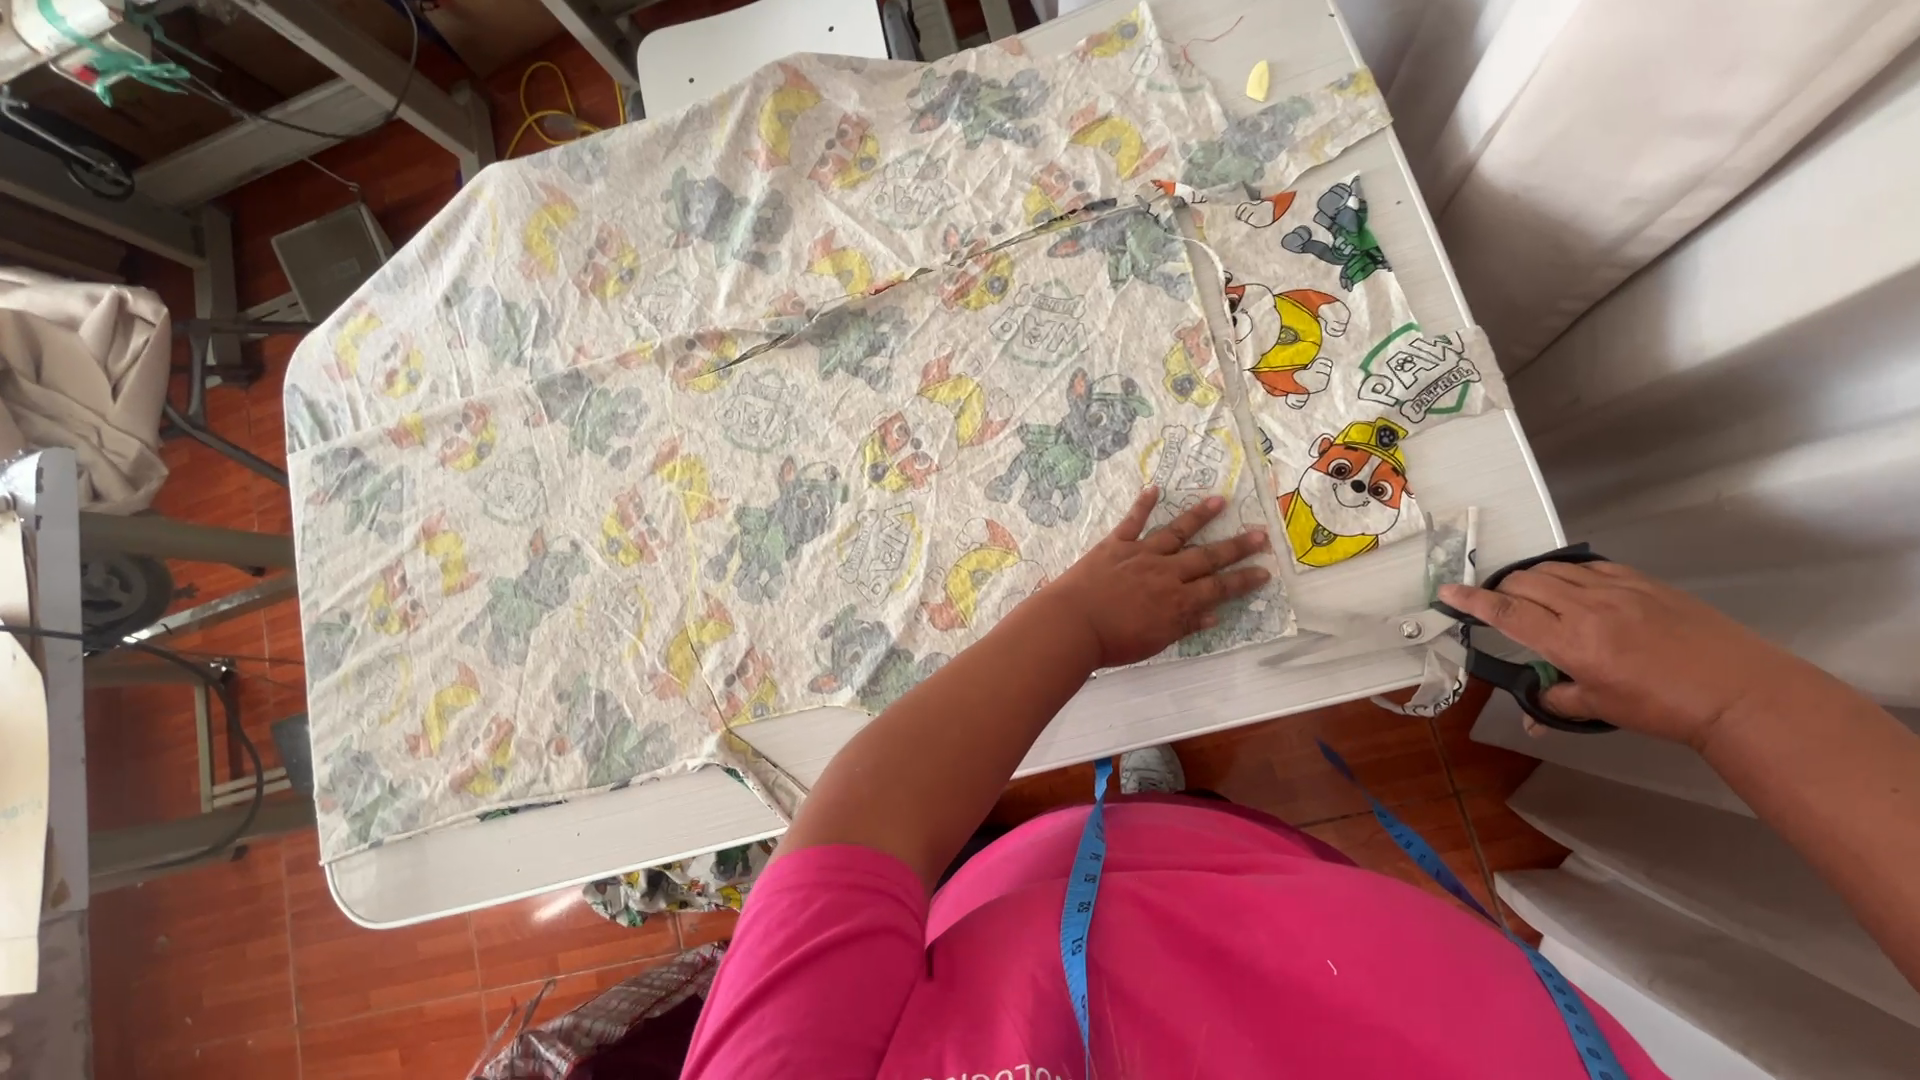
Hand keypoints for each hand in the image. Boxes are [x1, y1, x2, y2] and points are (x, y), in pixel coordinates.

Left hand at [1040, 487, 1271, 668]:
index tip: (1265, 571)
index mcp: (1177, 601)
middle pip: (1207, 556)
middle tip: (1261, 533)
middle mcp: (1166, 572)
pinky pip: (1132, 521)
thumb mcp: (1155, 642)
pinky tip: (1155, 489)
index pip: (1219, 588)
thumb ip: (1184, 626)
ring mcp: (1141, 554)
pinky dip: (1143, 504)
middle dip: (1236, 546)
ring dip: (1199, 516)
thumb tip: (1214, 615)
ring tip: (1220, 500)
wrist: (1073, 624)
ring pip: (1176, 531)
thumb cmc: (1113, 642)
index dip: (1244, 580)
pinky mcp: (1115, 545)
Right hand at [1437, 561, 1821, 749]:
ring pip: (1554, 570)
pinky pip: (1590, 567)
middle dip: (1501, 589)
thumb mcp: (1602, 709)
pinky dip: (1569, 574)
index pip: (1506, 612)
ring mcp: (1618, 590)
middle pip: (1524, 582)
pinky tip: (1575, 589)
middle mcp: (1588, 607)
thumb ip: (1558, 699)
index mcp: (1571, 641)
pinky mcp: (1644, 583)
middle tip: (1498, 605)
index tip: (1447, 592)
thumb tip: (1536, 704)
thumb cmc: (1666, 708)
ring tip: (1532, 594)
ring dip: (1531, 578)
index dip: (1471, 600)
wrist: (1742, 692)